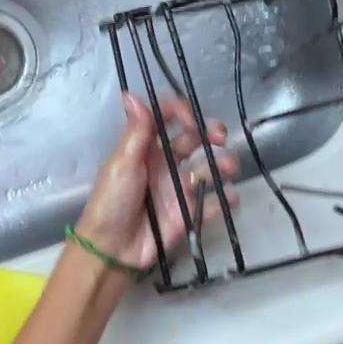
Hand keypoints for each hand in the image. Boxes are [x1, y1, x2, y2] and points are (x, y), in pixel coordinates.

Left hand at [75, 92, 238, 269]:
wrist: (113, 250)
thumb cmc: (112, 202)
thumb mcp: (122, 164)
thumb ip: (135, 132)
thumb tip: (130, 94)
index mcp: (145, 149)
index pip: (165, 119)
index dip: (180, 112)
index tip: (191, 118)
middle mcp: (164, 164)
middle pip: (193, 140)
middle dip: (210, 133)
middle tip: (222, 137)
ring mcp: (178, 189)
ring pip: (207, 169)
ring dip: (223, 164)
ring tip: (230, 167)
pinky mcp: (188, 214)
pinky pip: (213, 203)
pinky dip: (226, 199)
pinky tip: (230, 196)